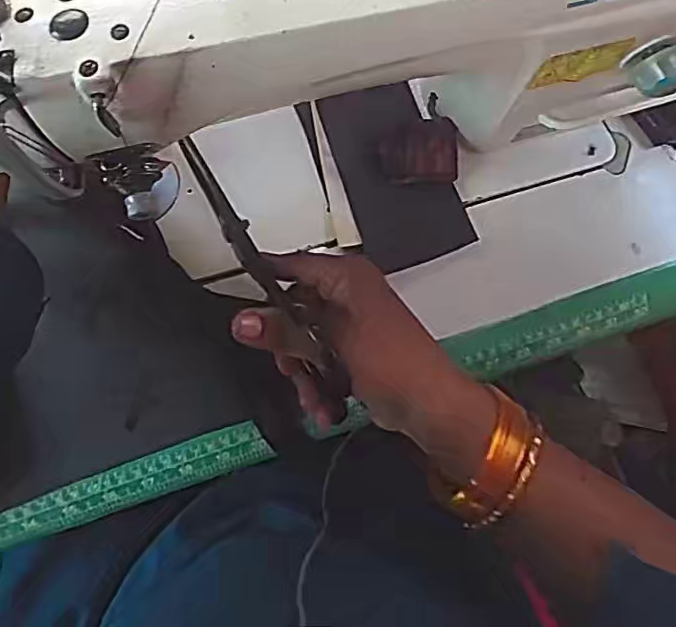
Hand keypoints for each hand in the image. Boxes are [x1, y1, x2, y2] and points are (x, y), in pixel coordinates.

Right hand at [230, 253, 495, 469]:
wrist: (434, 409)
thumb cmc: (398, 365)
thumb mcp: (333, 348)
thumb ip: (286, 333)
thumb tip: (245, 321)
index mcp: (347, 277)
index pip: (293, 265)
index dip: (265, 277)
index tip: (240, 291)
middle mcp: (348, 293)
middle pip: (294, 311)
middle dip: (290, 349)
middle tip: (291, 369)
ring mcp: (351, 323)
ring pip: (305, 341)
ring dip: (305, 375)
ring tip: (316, 400)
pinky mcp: (354, 350)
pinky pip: (321, 360)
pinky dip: (320, 384)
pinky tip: (326, 406)